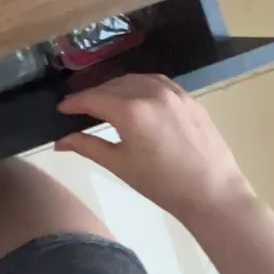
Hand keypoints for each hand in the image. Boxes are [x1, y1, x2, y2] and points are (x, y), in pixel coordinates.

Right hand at [55, 74, 254, 222]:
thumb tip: (59, 142)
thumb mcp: (120, 165)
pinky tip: (135, 98)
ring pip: (134, 80)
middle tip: (80, 110)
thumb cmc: (162, 184)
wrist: (213, 193)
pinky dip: (139, 85)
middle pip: (111, 85)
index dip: (73, 103)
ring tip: (106, 103)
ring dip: (116, 88)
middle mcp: (151, 93)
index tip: (61, 109)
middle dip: (93, 96)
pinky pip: (156, 82)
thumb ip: (87, 146)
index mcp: (131, 111)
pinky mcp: (188, 97)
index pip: (93, 98)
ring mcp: (173, 92)